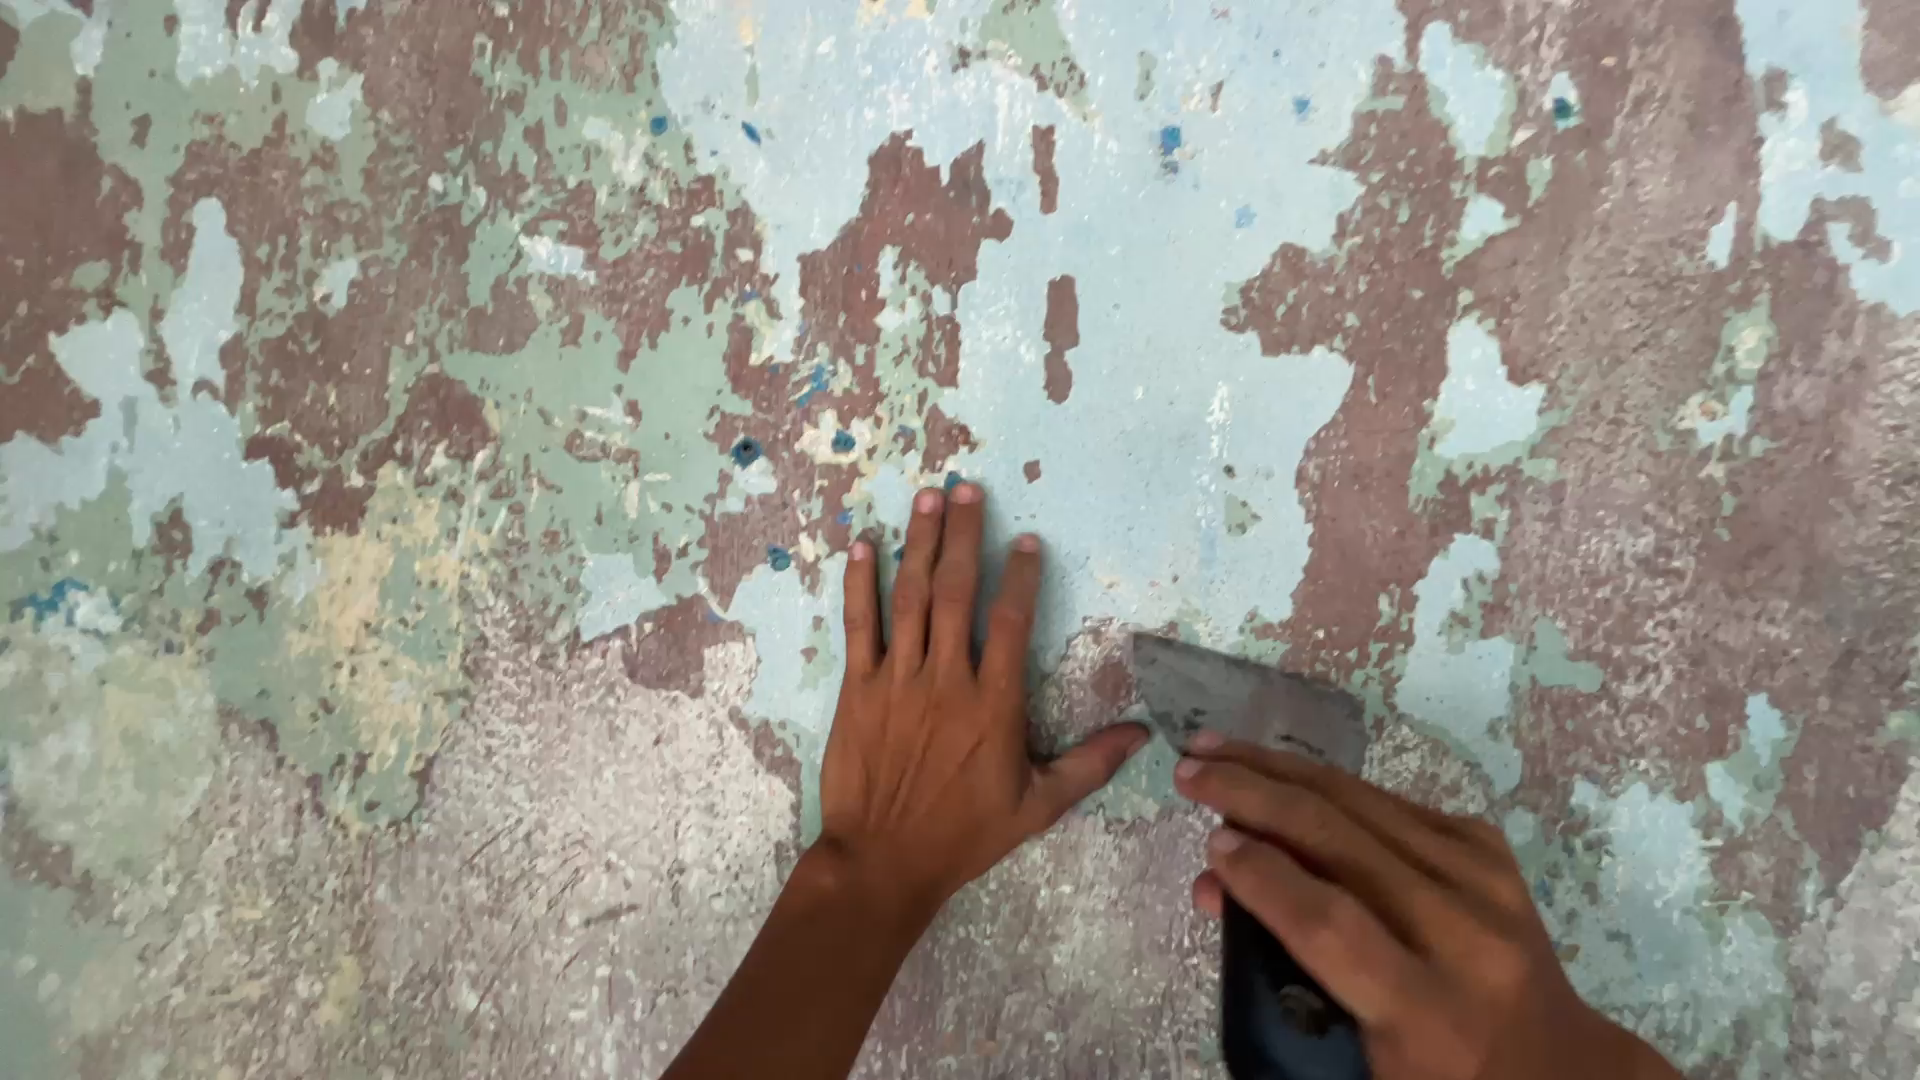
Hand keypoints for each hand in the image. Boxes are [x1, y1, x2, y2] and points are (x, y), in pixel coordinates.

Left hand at [815, 483, 1149, 919]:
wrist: (882, 861)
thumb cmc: (964, 833)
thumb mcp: (1038, 808)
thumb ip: (1090, 765)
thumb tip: (1144, 734)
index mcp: (993, 703)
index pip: (1011, 622)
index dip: (1020, 576)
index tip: (1024, 540)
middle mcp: (946, 678)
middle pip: (956, 591)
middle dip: (963, 535)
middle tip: (967, 489)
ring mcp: (897, 679)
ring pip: (909, 597)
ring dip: (919, 543)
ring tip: (927, 499)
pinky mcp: (857, 687)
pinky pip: (859, 626)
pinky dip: (859, 583)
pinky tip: (862, 545)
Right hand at [1175, 735, 1681, 1079]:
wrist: (1560, 1063)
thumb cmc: (1437, 1076)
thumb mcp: (1353, 1056)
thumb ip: (1277, 972)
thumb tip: (1213, 885)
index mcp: (1433, 1014)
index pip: (1330, 923)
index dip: (1261, 875)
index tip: (1208, 843)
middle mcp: (1465, 935)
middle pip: (1340, 839)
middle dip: (1251, 795)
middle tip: (1188, 771)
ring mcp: (1482, 880)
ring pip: (1356, 799)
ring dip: (1274, 767)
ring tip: (1216, 748)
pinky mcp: (1485, 847)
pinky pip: (1381, 798)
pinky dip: (1320, 781)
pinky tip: (1277, 768)